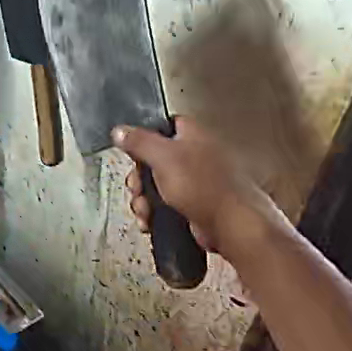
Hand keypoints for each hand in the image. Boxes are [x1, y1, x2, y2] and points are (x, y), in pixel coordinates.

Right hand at [114, 117, 278, 254]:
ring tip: (145, 209)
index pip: (163, 125)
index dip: (144, 136)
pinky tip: (151, 220)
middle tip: (137, 186)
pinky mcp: (193, 205)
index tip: (132, 149)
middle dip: (138, 177)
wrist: (230, 225)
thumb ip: (139, 141)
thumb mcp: (163, 157)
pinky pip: (163, 206)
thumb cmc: (207, 188)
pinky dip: (153, 213)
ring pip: (155, 186)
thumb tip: (121, 131)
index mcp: (192, 136)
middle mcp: (195, 156)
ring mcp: (195, 182)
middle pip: (153, 160)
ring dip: (143, 199)